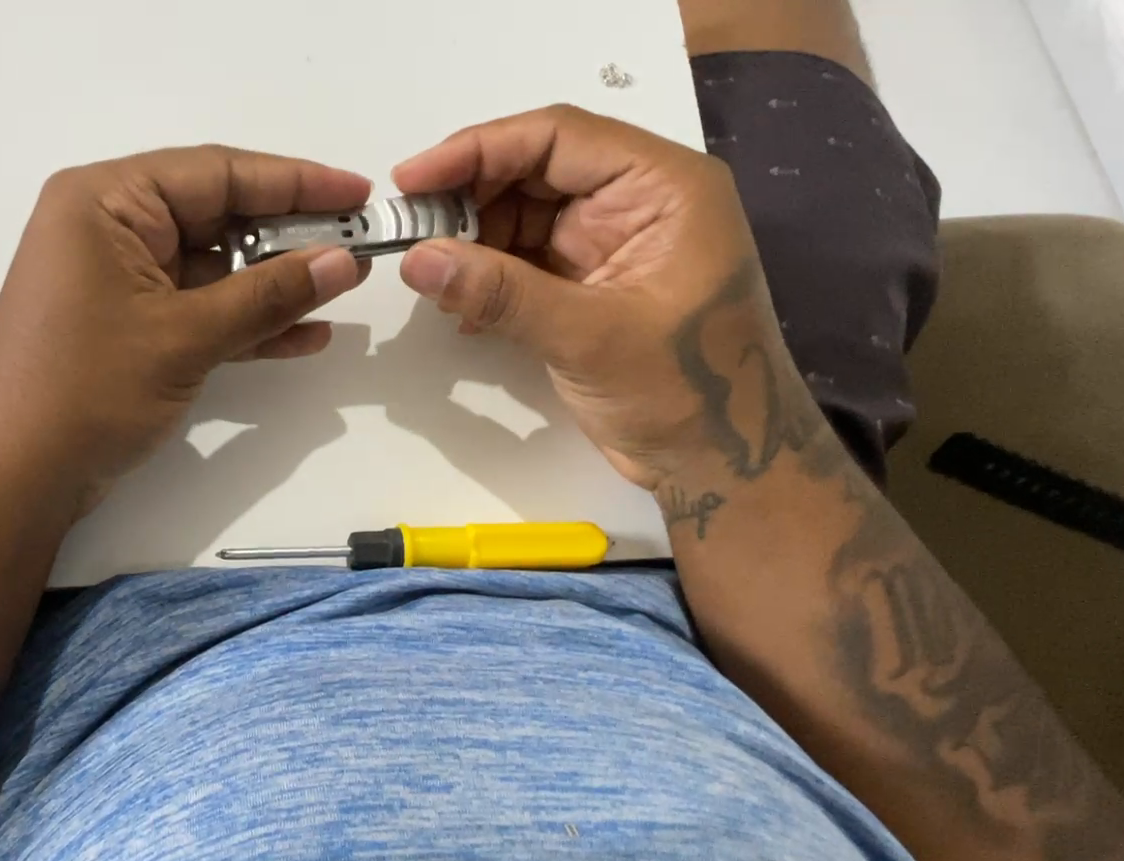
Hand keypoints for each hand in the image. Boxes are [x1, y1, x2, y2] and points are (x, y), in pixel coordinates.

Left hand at [0, 145, 371, 511]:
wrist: (18, 476)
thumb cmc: (88, 390)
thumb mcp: (184, 336)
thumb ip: (267, 296)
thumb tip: (344, 262)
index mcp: (107, 201)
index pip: (216, 172)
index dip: (295, 181)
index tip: (358, 192)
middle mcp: (110, 229)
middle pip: (217, 218)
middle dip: (288, 239)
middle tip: (359, 248)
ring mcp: (119, 283)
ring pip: (212, 271)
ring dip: (273, 287)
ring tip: (342, 294)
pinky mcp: (129, 329)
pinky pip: (197, 312)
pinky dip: (244, 324)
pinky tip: (304, 335)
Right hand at [392, 106, 825, 491]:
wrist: (715, 459)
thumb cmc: (680, 390)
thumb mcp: (588, 336)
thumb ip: (500, 294)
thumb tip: (416, 260)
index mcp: (659, 186)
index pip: (556, 137)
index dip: (477, 149)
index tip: (410, 179)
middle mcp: (633, 203)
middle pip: (533, 173)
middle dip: (467, 201)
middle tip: (408, 234)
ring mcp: (608, 246)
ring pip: (521, 220)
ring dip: (471, 246)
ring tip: (430, 279)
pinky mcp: (587, 288)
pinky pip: (522, 265)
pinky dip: (486, 281)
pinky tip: (458, 310)